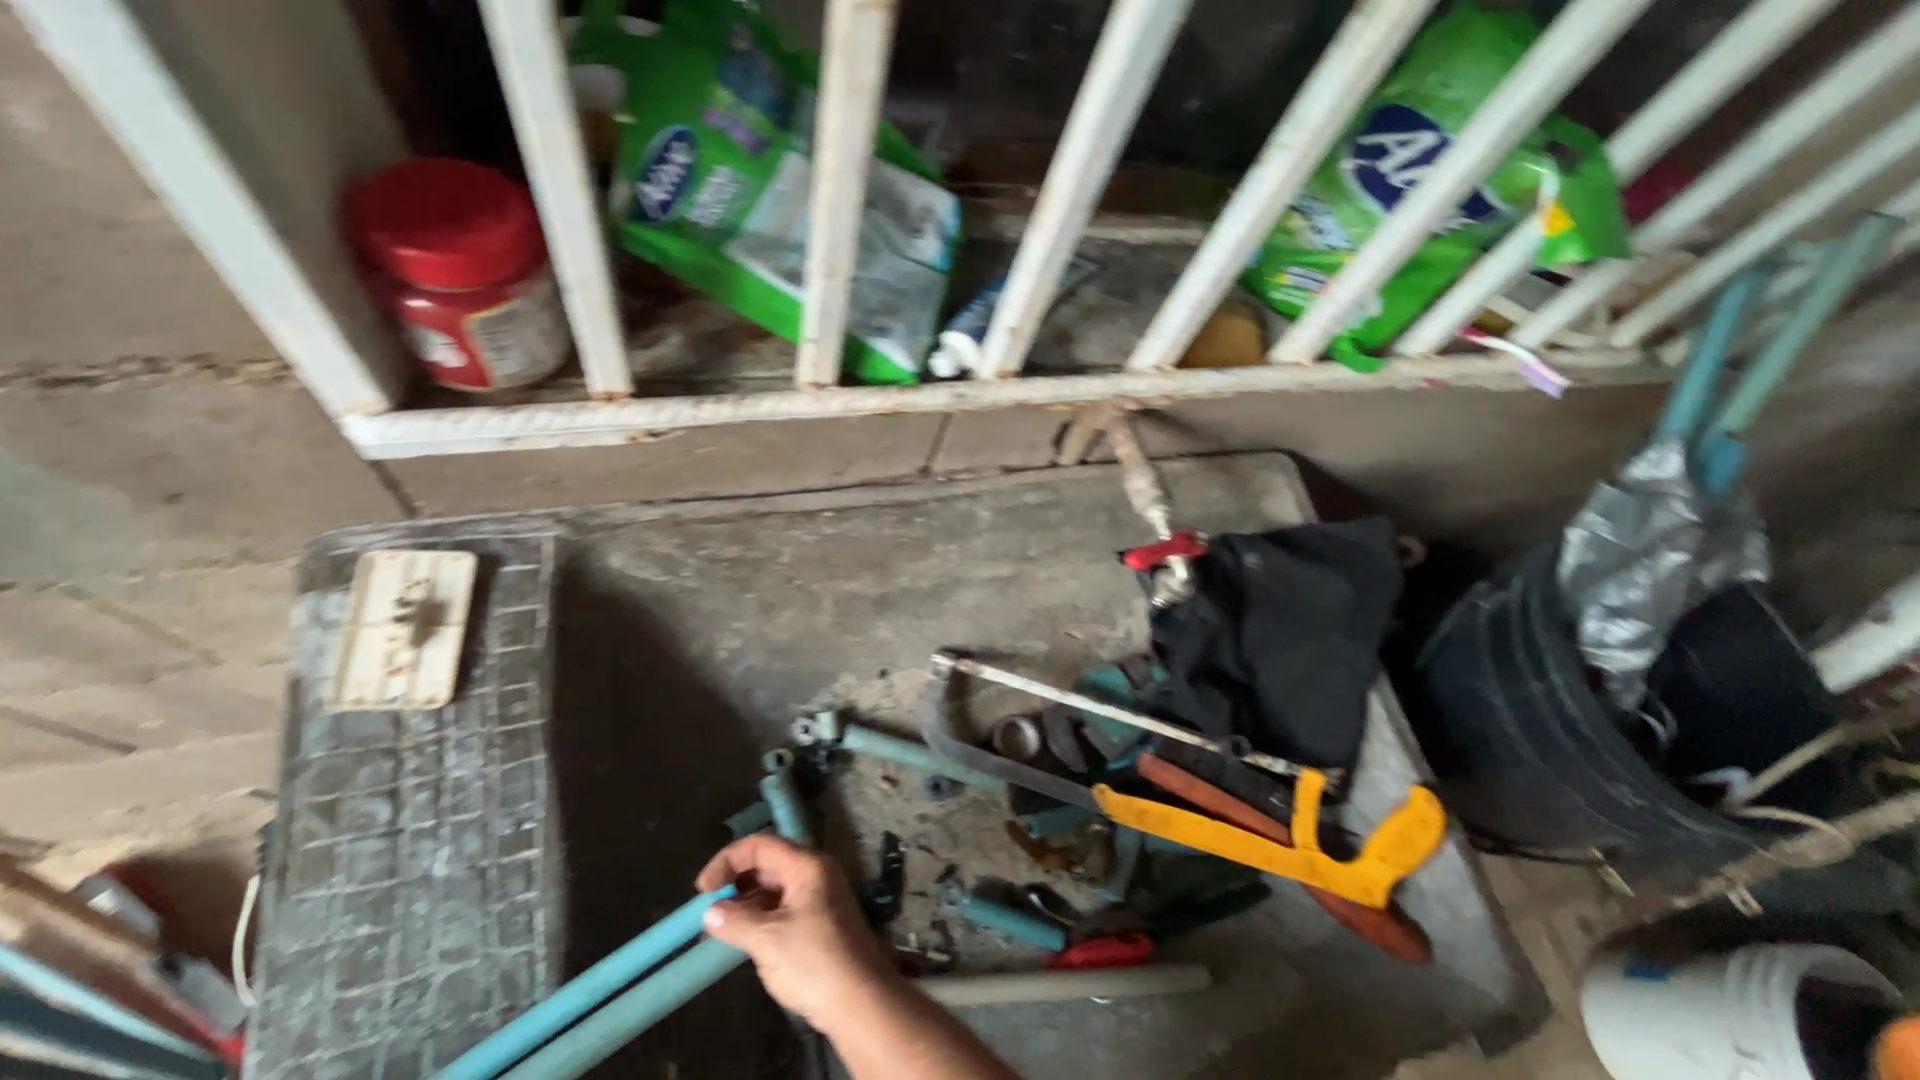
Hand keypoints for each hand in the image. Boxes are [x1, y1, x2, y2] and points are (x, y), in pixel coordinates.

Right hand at [695, 834, 896, 1030]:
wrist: (861, 1003)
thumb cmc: (815, 963)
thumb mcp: (768, 940)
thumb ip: (735, 921)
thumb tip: (710, 912)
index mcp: (807, 866)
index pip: (760, 845)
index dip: (727, 861)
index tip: (703, 891)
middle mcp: (815, 875)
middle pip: (767, 865)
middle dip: (734, 884)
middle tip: (707, 911)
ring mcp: (818, 900)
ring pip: (772, 890)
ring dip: (743, 905)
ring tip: (714, 931)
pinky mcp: (818, 924)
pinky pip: (781, 911)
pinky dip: (758, 921)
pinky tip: (738, 941)